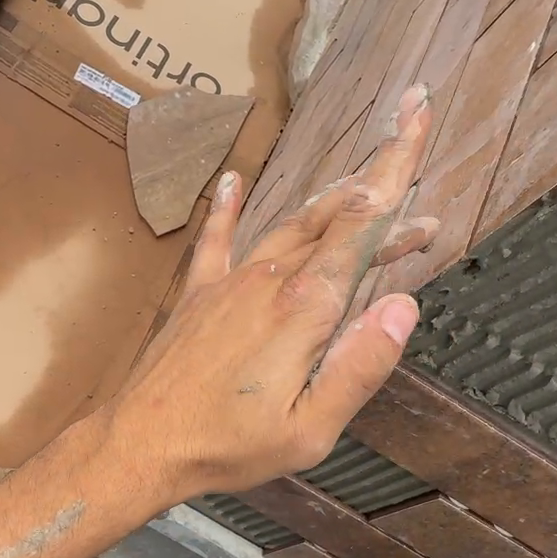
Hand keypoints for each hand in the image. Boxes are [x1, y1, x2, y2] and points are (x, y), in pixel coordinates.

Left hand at [99, 85, 436, 504]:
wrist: (139, 444)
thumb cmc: (225, 447)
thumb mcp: (308, 430)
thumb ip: (359, 367)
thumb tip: (403, 305)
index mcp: (304, 309)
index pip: (363, 222)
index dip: (396, 166)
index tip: (417, 110)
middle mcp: (267, 282)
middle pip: (333, 221)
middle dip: (379, 193)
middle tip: (416, 182)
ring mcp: (227, 284)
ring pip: (287, 227)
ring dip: (330, 206)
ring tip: (361, 189)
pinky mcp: (196, 297)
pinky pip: (215, 240)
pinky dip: (226, 208)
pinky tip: (230, 181)